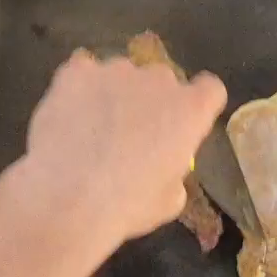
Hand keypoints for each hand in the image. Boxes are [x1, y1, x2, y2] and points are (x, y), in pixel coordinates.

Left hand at [12, 49, 226, 244]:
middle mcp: (158, 80)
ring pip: (122, 74)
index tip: (182, 125)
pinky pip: (83, 70)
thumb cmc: (126, 207)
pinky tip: (68, 112)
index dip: (197, 105)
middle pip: (162, 80)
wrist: (66, 199)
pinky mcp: (78, 71)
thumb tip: (164, 166)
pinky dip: (79, 86)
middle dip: (151, 100)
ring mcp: (117, 70)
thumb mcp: (169, 201)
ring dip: (115, 93)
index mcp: (190, 110)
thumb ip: (175, 170)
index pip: (210, 90)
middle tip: (131, 134)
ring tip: (92, 127)